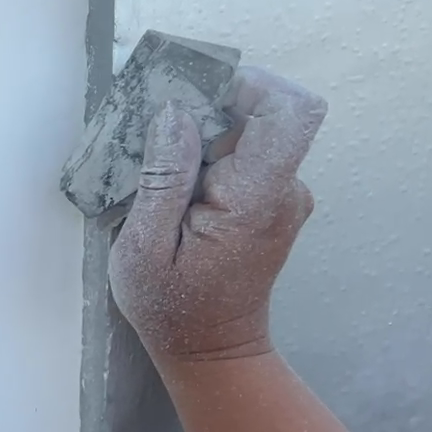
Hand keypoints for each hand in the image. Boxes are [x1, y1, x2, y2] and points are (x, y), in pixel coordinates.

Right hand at [109, 65, 325, 363]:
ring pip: (249, 137)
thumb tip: (174, 113)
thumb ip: (162, 178)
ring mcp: (283, 196)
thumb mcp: (143, 245)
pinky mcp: (270, 203)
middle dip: (207, 112)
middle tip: (152, 134)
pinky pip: (243, 159)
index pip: (288, 111)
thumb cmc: (169, 304)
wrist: (208, 348)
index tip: (191, 90)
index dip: (248, 83)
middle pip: (265, 117)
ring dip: (200, 139)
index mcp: (256, 199)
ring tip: (152, 170)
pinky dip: (205, 159)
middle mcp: (285, 190)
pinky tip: (170, 190)